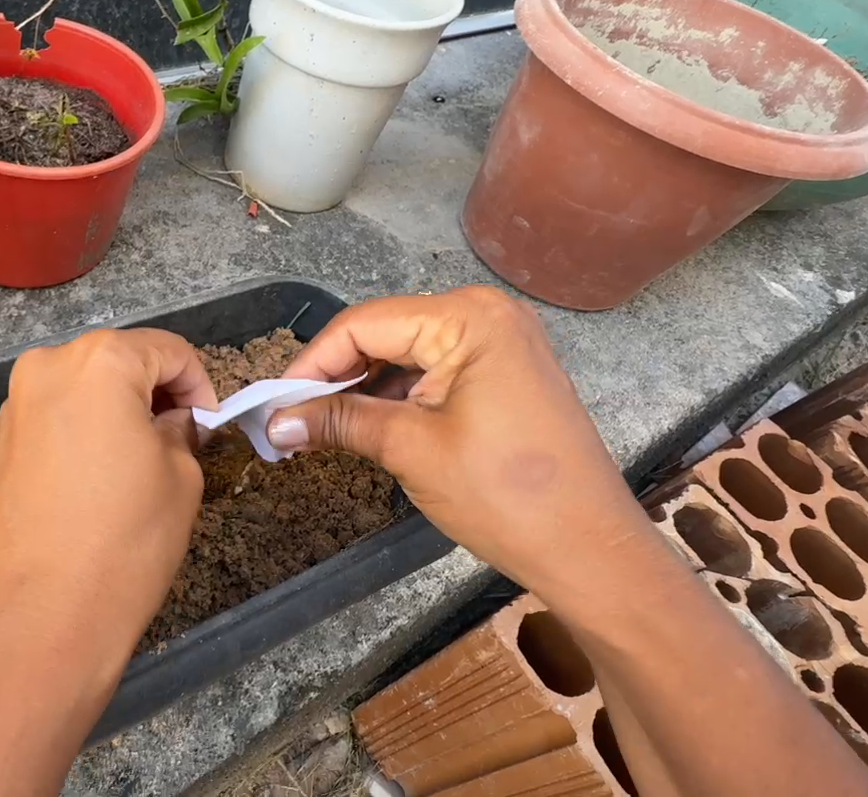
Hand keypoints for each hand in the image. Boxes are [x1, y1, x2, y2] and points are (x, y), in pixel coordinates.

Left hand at [0, 328, 216, 660]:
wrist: (37, 618)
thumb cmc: (124, 541)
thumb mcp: (181, 477)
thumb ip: (181, 429)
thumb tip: (172, 421)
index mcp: (100, 361)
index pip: (168, 350)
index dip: (199, 385)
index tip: (208, 425)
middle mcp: (48, 365)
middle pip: (120, 361)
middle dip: (156, 392)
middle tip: (180, 438)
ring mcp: (15, 402)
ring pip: (84, 386)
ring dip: (117, 409)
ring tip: (138, 460)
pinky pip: (54, 415)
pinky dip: (83, 429)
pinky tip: (96, 478)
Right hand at [266, 287, 653, 605]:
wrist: (592, 554)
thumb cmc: (504, 496)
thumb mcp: (409, 449)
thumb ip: (337, 421)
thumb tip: (274, 421)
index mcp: (466, 318)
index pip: (363, 325)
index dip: (311, 363)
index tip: (274, 402)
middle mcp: (484, 313)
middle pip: (382, 333)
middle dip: (334, 375)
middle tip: (292, 416)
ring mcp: (500, 340)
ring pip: (404, 351)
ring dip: (361, 386)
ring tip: (320, 424)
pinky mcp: (504, 369)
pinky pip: (433, 366)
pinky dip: (396, 393)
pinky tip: (364, 421)